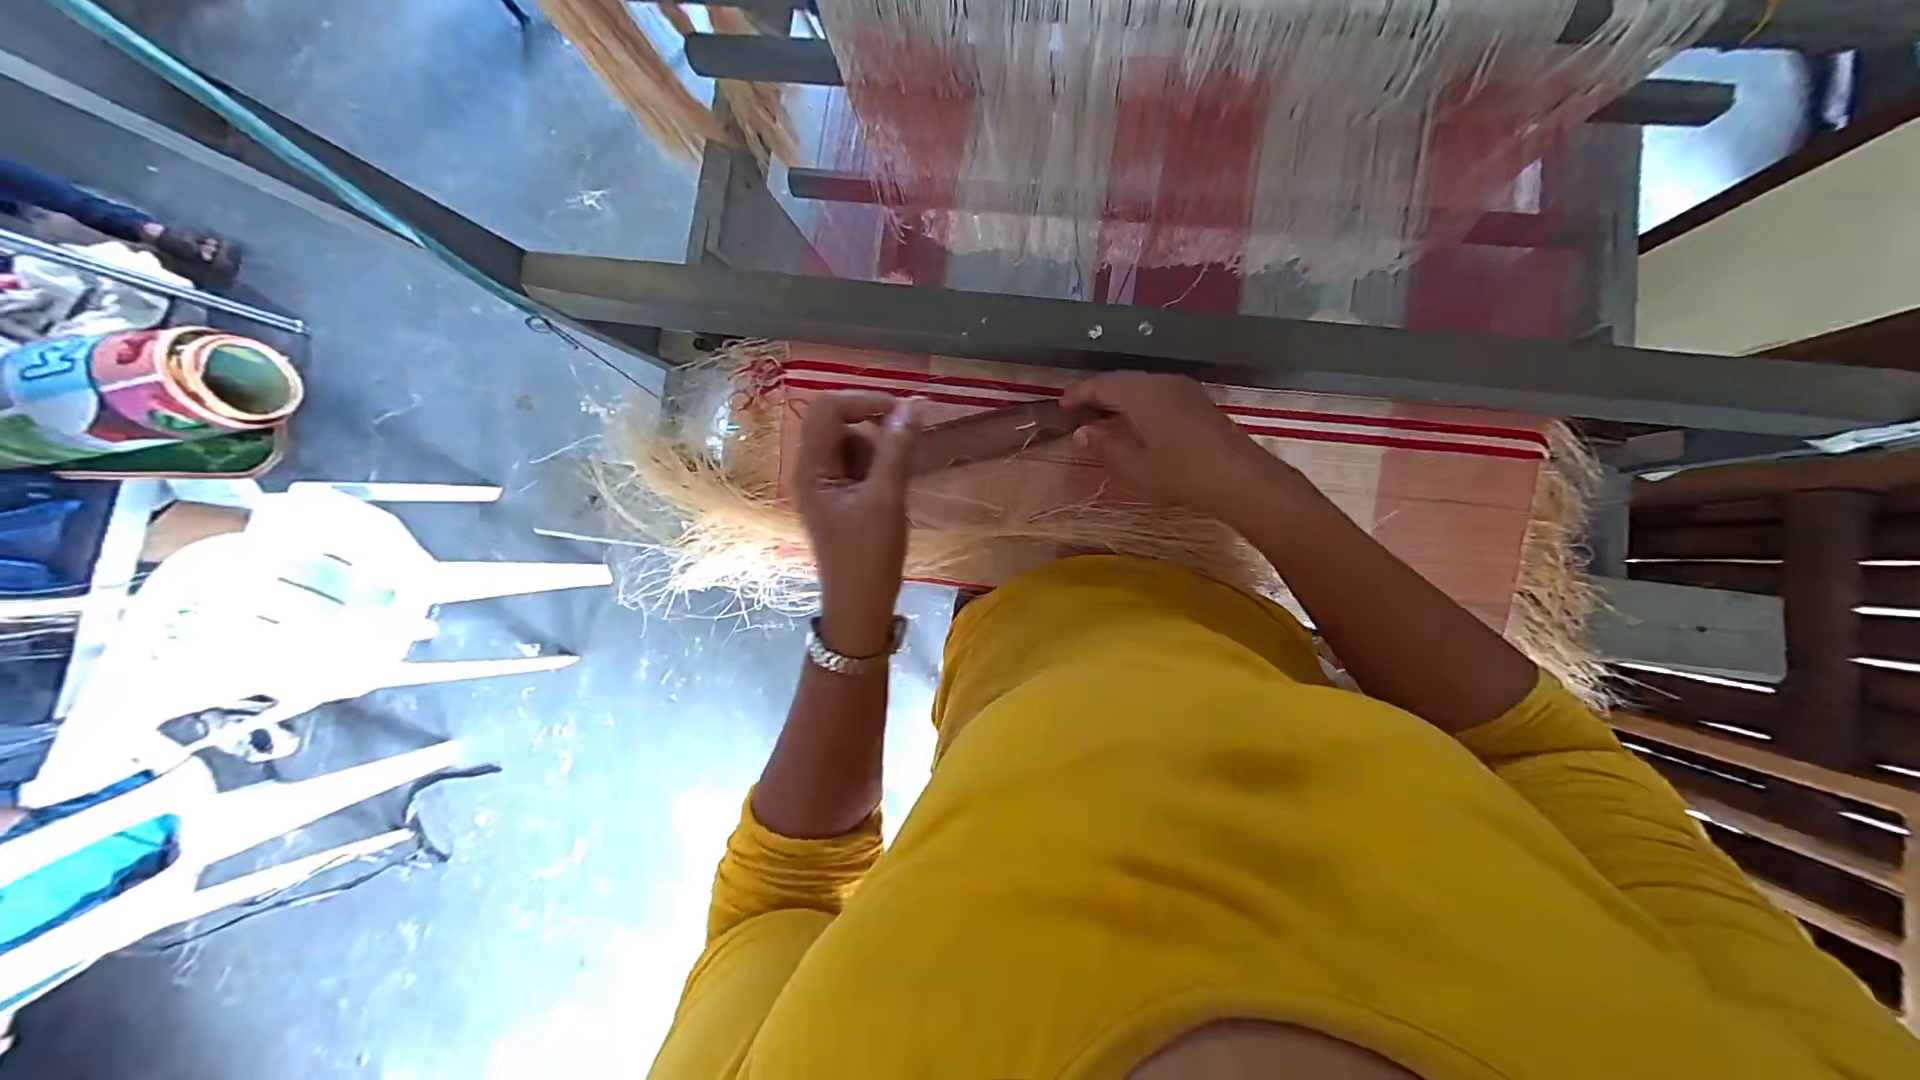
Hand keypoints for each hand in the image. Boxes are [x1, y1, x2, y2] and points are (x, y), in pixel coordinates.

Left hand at [794, 392, 920, 656]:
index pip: (827, 408)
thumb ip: (897, 449)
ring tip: (893, 487)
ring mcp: (825, 484)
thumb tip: (913, 405)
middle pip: (838, 422)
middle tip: (905, 445)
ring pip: (853, 443)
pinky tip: (891, 495)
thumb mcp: (886, 499)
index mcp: (810, 468)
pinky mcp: (840, 497)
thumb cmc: (868, 557)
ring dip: (879, 452)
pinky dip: (879, 469)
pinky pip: (859, 465)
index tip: (903, 412)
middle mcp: (811, 470)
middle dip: (874, 428)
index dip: (864, 401)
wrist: (860, 607)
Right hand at [1062, 372, 1293, 524]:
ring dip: (1119, 397)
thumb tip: (1082, 432)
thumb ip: (1104, 445)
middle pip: (1121, 380)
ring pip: (1141, 385)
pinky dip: (1138, 402)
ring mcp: (1183, 389)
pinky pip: (1157, 393)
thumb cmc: (1180, 474)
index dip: (1078, 394)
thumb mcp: (1134, 466)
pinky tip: (1134, 422)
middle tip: (1078, 410)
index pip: (1101, 384)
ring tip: (1102, 417)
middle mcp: (1161, 382)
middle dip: (1097, 392)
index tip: (1061, 406)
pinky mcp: (1197, 401)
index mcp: (1141, 392)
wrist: (1239, 479)